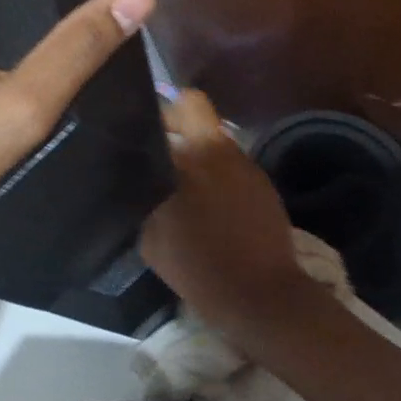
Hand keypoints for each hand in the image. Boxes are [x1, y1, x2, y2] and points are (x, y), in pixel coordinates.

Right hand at [141, 91, 315, 329]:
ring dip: (200, 148)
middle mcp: (215, 150)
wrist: (259, 294)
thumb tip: (142, 182)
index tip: (138, 139)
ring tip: (189, 180)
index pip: (161, 116)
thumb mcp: (152, 241)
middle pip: (193, 106)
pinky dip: (220, 172)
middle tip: (164, 144)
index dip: (149, 123)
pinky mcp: (263, 179)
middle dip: (176, 116)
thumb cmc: (199, 271)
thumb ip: (146, 200)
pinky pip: (233, 162)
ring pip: (215, 135)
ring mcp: (244, 162)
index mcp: (183, 161)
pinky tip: (215, 200)